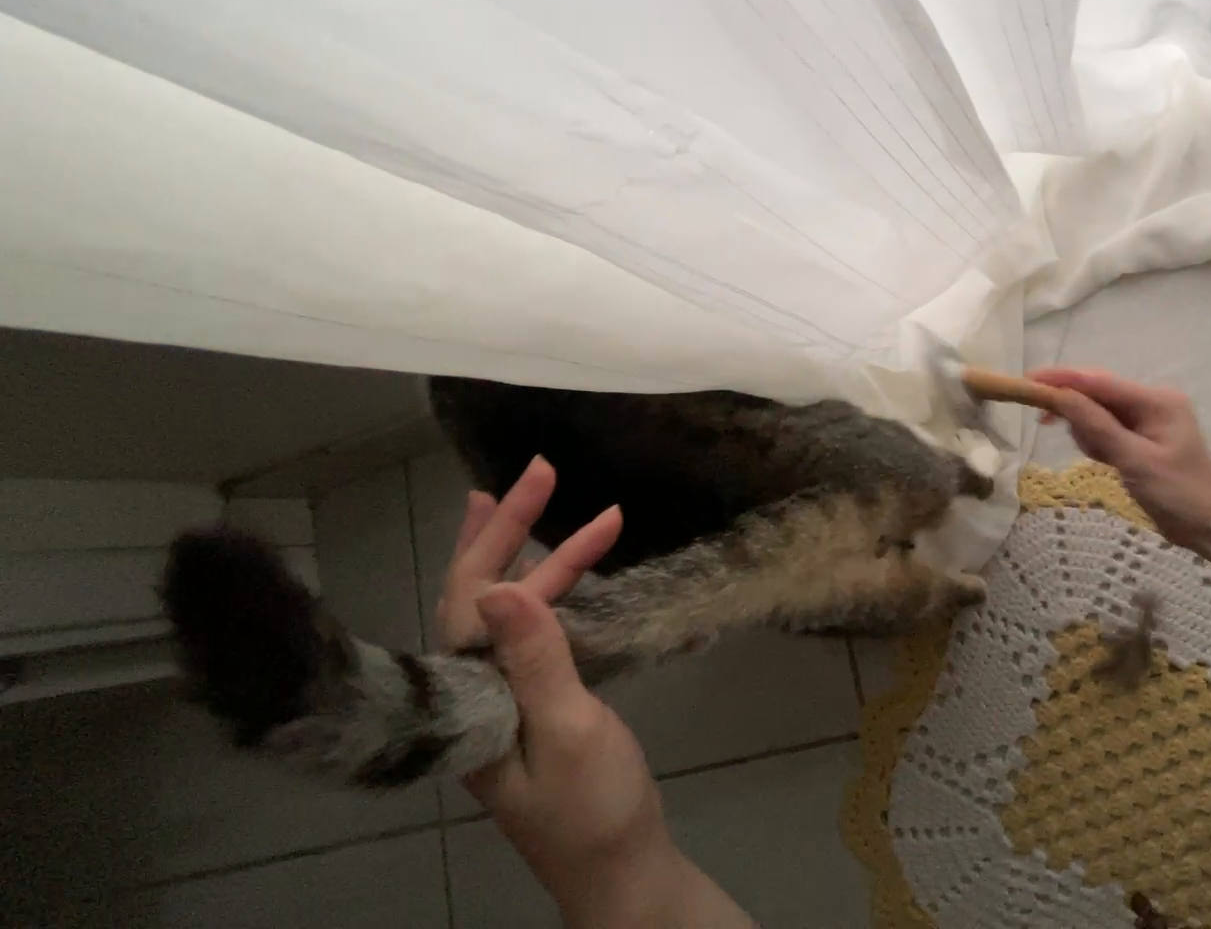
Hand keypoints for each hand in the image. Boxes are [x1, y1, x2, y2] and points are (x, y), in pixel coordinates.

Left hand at [438, 460, 673, 926]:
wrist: (617, 865)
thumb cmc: (592, 805)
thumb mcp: (568, 731)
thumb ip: (536, 660)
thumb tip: (502, 586)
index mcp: (467, 700)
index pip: (470, 600)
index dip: (498, 535)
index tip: (533, 483)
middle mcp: (470, 693)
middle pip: (480, 597)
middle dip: (512, 531)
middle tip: (544, 472)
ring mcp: (500, 698)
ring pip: (505, 612)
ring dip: (533, 557)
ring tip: (544, 504)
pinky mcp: (531, 704)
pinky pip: (529, 632)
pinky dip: (544, 591)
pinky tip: (554, 573)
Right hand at [1028, 368, 1210, 549]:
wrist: (1208, 528)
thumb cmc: (1177, 494)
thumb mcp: (1134, 460)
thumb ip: (1097, 426)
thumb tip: (1060, 396)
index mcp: (1157, 400)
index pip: (1100, 382)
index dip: (1062, 380)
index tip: (1027, 381)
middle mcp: (1152, 402)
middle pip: (1098, 394)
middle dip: (1073, 409)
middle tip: (1043, 422)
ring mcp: (1147, 420)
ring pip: (1098, 413)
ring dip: (1087, 431)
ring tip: (1101, 459)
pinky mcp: (1140, 438)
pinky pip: (1107, 429)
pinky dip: (1096, 442)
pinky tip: (1103, 460)